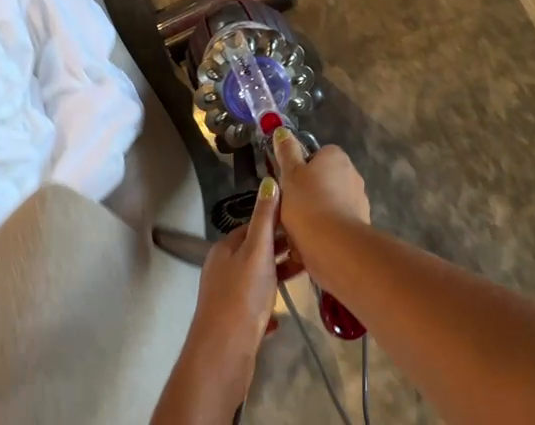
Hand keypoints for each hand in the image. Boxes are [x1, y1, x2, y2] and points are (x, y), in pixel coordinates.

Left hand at [157, 178, 281, 421]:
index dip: (278, 222)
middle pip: (256, 251)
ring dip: (278, 276)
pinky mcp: (234, 321)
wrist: (223, 354)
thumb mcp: (257, 250)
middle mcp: (222, 269)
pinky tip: (281, 315)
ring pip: (258, 278)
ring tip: (305, 274)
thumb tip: (270, 180)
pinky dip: (268, 305)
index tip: (304, 222)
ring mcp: (227, 296)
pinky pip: (255, 305)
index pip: (254, 226)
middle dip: (281, 249)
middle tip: (311, 248)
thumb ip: (265, 217)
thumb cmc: (242, 296)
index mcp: (225, 248)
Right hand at [270, 128, 370, 263]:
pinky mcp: (361, 222)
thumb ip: (286, 152)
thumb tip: (282, 130)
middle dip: (307, 193)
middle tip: (289, 208)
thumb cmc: (308, 203)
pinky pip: (336, 222)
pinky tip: (311, 243)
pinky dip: (325, 230)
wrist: (335, 245)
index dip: (300, 169)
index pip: (316, 155)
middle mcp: (352, 173)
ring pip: (329, 202)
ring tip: (297, 231)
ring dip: (316, 213)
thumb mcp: (290, 175)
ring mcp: (359, 198)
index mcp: (336, 156)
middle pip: (323, 179)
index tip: (288, 185)